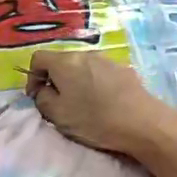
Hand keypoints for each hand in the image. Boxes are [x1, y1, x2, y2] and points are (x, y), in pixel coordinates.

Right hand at [24, 50, 176, 163]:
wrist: (143, 122)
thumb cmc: (95, 119)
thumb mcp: (58, 115)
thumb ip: (42, 99)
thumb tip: (43, 90)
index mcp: (65, 62)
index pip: (38, 58)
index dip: (32, 77)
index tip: (37, 97)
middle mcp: (85, 54)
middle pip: (61, 61)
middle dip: (55, 80)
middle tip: (58, 103)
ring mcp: (106, 59)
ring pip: (82, 67)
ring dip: (76, 82)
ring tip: (82, 104)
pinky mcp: (124, 69)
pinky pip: (100, 73)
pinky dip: (95, 84)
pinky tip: (103, 103)